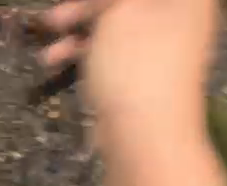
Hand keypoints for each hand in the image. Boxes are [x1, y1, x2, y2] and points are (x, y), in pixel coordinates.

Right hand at [36, 0, 219, 151]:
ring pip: (115, 29)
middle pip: (128, 4)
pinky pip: (113, 53)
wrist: (145, 131)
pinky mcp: (144, 74)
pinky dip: (86, 56)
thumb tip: (101, 2)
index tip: (75, 1)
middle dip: (86, 9)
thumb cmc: (135, 63)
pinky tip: (58, 65)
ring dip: (77, 37)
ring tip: (46, 55)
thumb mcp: (119, 12)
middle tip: (52, 21)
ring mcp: (163, 46)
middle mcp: (180, 13)